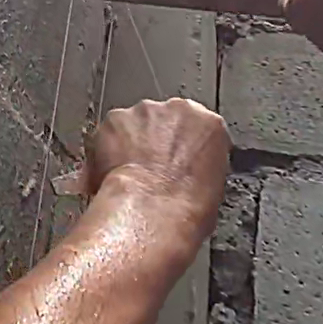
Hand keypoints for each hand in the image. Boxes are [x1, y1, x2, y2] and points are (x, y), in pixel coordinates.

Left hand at [84, 98, 229, 250]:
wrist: (153, 214)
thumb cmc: (185, 210)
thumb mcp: (214, 187)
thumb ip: (202, 164)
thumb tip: (190, 174)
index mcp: (208, 124)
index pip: (198, 126)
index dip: (186, 145)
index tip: (179, 160)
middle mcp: (177, 109)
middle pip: (165, 119)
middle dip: (158, 139)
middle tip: (154, 169)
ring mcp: (144, 112)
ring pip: (135, 123)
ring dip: (132, 142)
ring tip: (131, 175)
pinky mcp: (115, 119)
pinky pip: (110, 132)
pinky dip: (108, 149)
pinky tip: (112, 173)